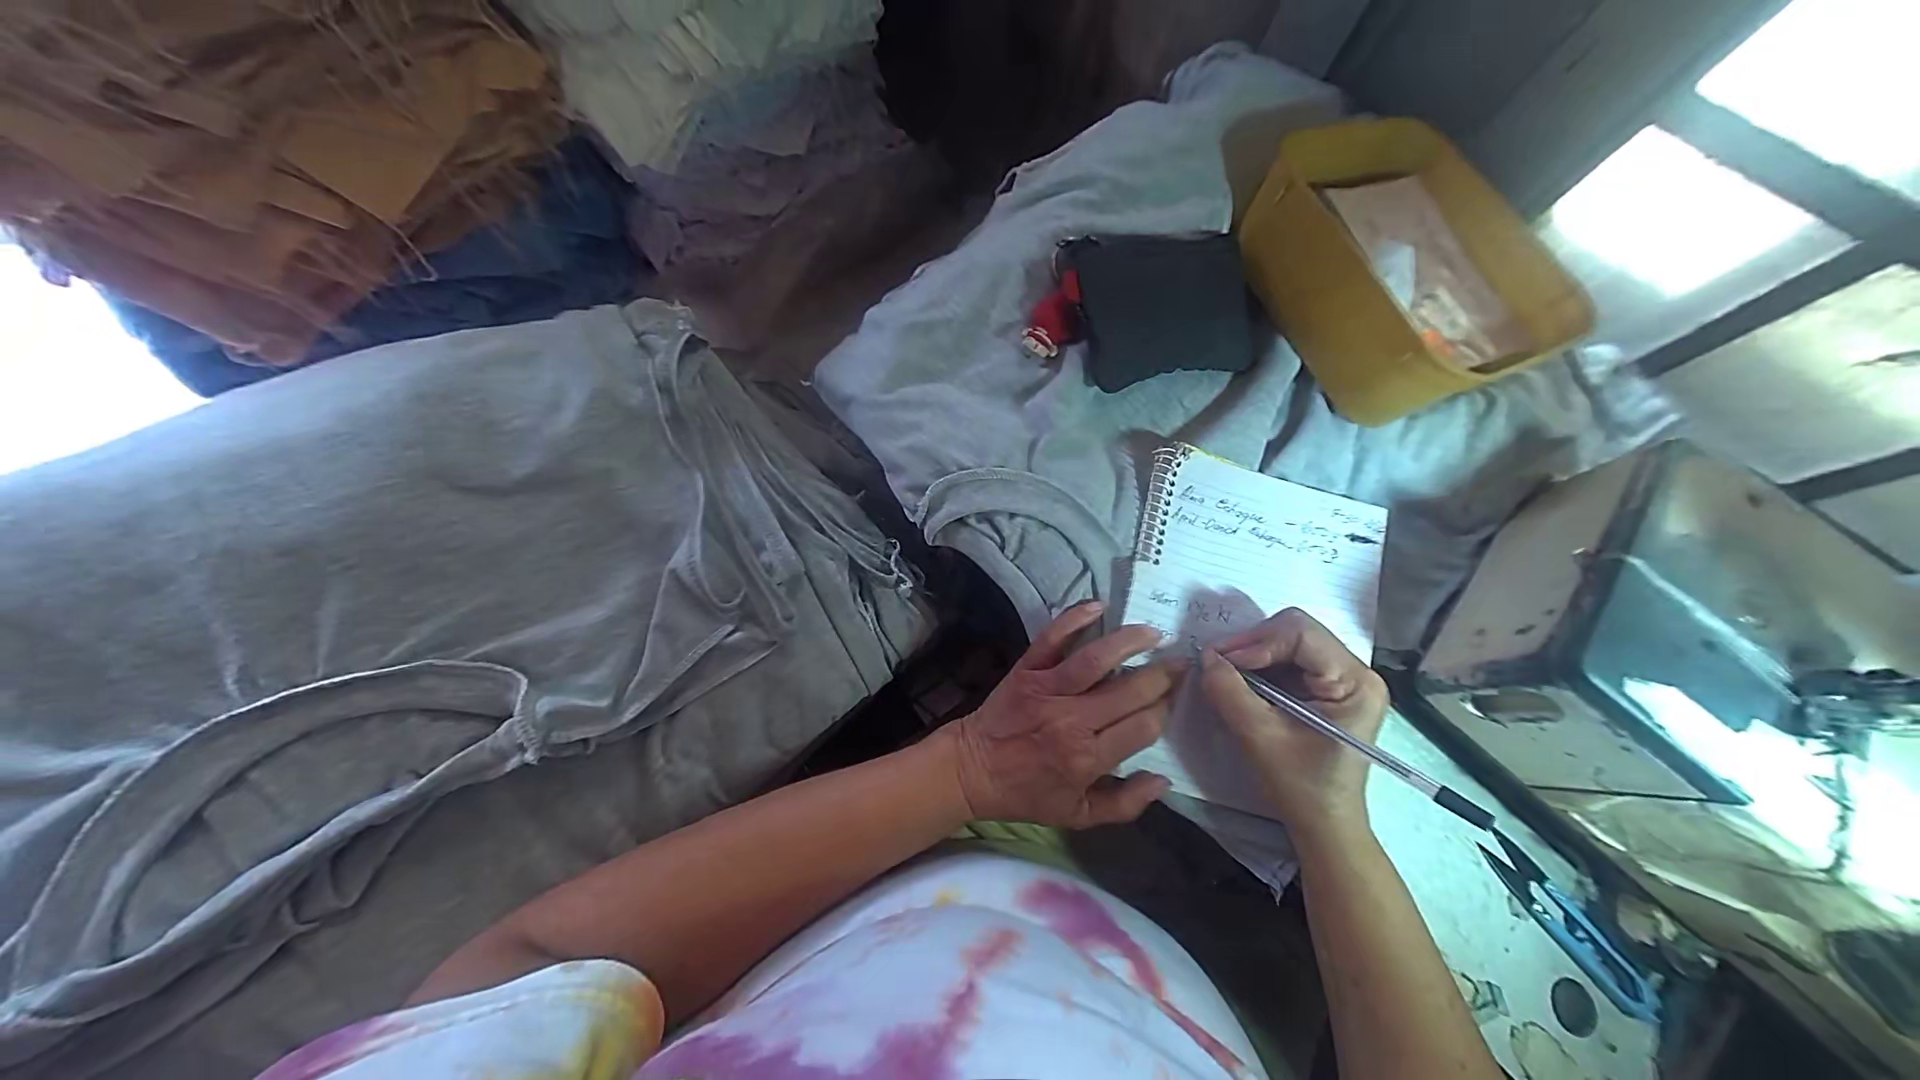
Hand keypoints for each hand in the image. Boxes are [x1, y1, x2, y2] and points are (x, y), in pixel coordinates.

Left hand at [939, 601, 1176, 827]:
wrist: (972, 770)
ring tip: (1154, 633)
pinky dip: (1073, 619)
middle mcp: (1071, 720)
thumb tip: (1164, 780)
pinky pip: (1051, 639)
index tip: (1175, 699)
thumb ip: (1125, 804)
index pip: (1143, 727)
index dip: (1164, 710)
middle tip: (1181, 662)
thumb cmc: (1027, 793)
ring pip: (1095, 660)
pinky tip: (1098, 605)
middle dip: (1161, 674)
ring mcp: (1047, 690)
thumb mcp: (1078, 815)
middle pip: (1128, 690)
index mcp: (1087, 758)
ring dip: (1129, 642)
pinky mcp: (1026, 670)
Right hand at [1198, 608, 1388, 843]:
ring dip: (1253, 653)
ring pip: (1288, 640)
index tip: (1221, 661)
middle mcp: (1355, 671)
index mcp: (1354, 682)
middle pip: (1295, 630)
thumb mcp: (1259, 737)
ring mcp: (1341, 676)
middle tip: (1219, 664)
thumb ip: (1230, 692)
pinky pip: (1287, 657)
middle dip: (1252, 644)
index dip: (1257, 641)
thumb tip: (1206, 657)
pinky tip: (1243, 681)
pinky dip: (1260, 664)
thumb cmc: (1300, 786)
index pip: (1301, 633)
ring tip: (1227, 673)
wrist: (1322, 822)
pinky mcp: (1325, 685)